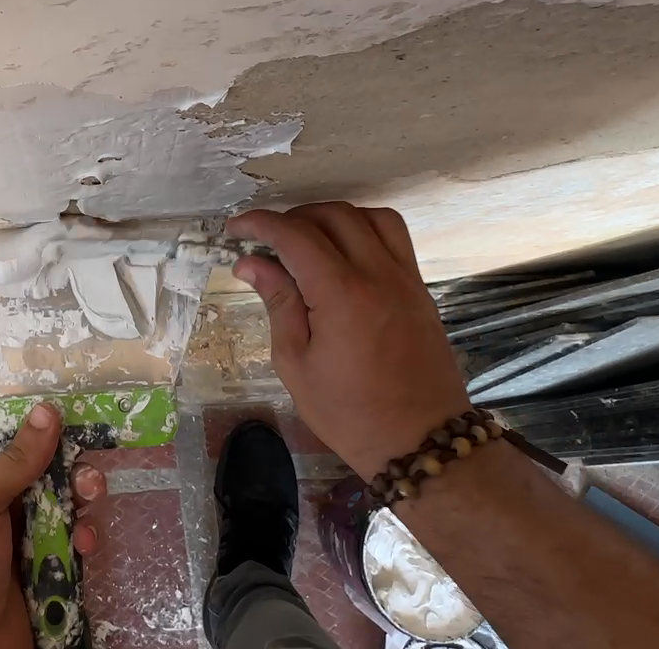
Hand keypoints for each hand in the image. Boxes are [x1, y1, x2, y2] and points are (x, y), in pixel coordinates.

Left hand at [0, 403, 106, 648]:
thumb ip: (14, 459)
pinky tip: (84, 544)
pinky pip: (73, 537)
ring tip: (91, 499)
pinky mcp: (45, 565)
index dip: (37, 421)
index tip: (70, 407)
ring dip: (82, 495)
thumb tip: (47, 410)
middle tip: (86, 468)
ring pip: (63, 497)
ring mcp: (22, 532)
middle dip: (69, 461)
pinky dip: (84, 536)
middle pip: (43, 463)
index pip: (7, 434)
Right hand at [227, 203, 470, 479]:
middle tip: (267, 240)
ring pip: (368, 216)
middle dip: (292, 217)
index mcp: (341, 293)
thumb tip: (250, 263)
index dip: (259, 223)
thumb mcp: (296, 364)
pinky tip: (344, 251)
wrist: (423, 443)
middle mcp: (377, 274)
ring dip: (332, 217)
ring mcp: (405, 278)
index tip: (235, 228)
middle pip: (332, 215)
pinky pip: (394, 235)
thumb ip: (278, 303)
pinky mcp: (419, 288)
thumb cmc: (350, 412)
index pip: (294, 236)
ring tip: (307, 239)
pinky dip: (364, 227)